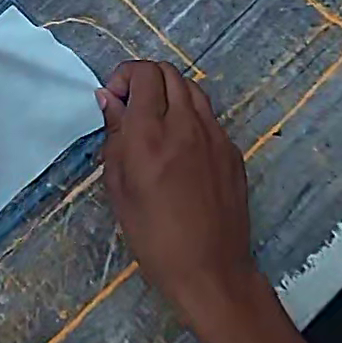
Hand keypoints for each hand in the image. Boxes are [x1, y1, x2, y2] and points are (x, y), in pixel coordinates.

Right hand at [100, 61, 262, 322]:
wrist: (209, 270)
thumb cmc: (151, 233)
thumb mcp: (117, 184)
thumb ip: (114, 134)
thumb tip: (109, 99)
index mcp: (149, 134)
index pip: (143, 74)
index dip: (123, 77)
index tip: (114, 102)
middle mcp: (185, 125)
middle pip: (168, 72)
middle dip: (144, 80)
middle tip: (130, 108)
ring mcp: (215, 136)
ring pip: (191, 87)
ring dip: (168, 92)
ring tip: (154, 121)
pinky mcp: (232, 151)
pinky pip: (208, 115)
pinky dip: (188, 113)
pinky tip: (179, 144)